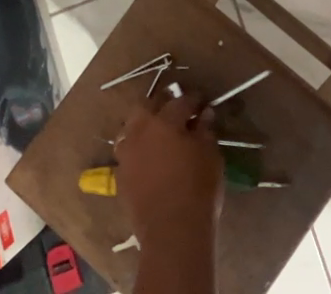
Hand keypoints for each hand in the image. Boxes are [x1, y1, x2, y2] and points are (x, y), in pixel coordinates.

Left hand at [116, 93, 222, 248]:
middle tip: (177, 112)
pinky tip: (150, 157)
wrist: (172, 232)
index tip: (202, 102)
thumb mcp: (210, 155)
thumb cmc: (198, 188)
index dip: (194, 99)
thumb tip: (203, 114)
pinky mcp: (121, 176)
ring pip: (131, 128)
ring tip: (160, 134)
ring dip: (144, 125)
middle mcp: (140, 131)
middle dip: (162, 104)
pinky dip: (138, 148)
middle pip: (146, 106)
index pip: (180, 101)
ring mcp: (127, 154)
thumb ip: (204, 131)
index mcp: (164, 121)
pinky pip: (128, 152)